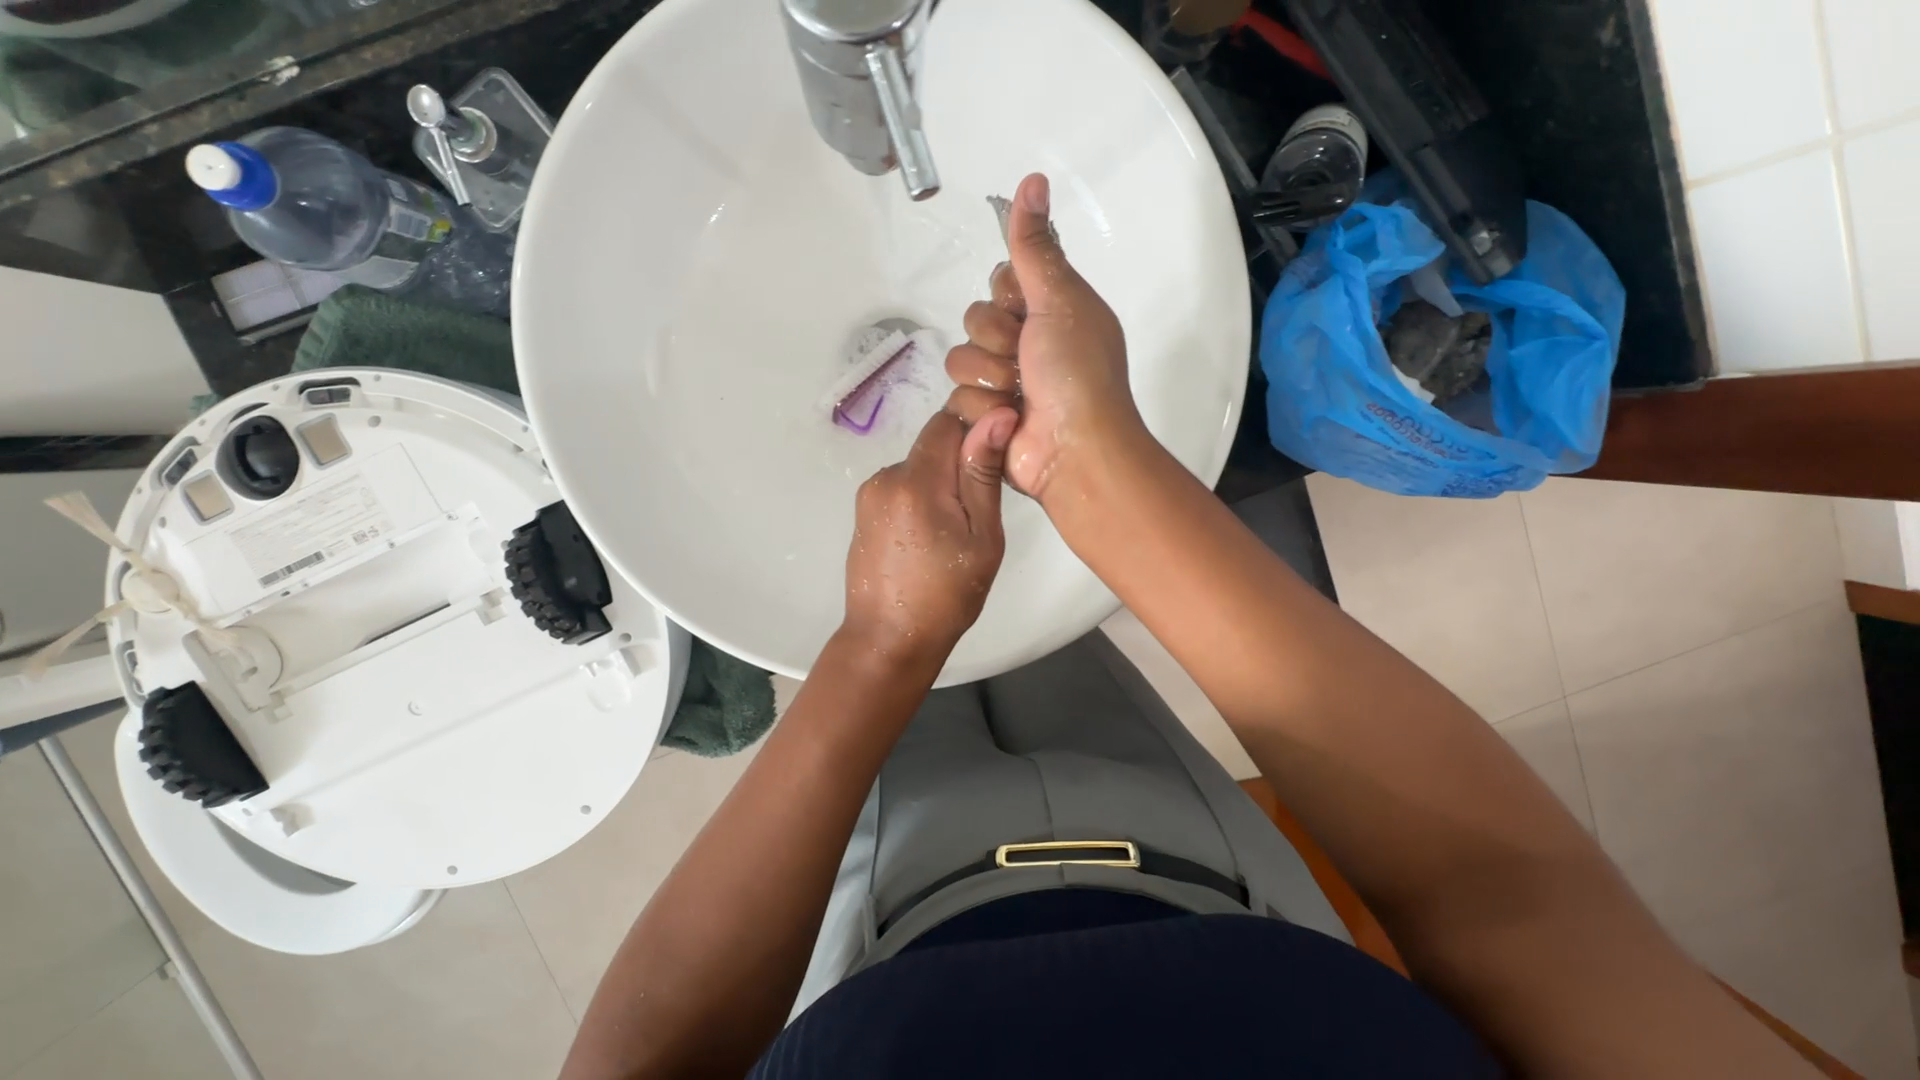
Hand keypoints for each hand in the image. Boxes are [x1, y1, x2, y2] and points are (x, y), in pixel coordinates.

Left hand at [842, 407, 1017, 666]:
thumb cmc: (946, 596)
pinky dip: (924, 499)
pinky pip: (904, 488)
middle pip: (933, 444)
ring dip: (943, 484)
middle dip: (961, 462)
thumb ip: (984, 474)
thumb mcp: (982, 538)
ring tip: (956, 531)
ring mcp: (870, 494)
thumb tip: (998, 414)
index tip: (999, 454)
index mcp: (916, 481)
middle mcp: (886, 477)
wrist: (889, 639)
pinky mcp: (864, 511)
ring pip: (920, 467)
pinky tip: (932, 537)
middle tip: (981, 509)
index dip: (977, 426)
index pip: (948, 420)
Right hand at [944, 172, 1148, 505]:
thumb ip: (1035, 245)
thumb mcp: (1058, 298)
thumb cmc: (1077, 372)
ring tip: (1021, 395)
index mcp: (1049, 310)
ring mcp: (1005, 383)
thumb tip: (1032, 179)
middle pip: (974, 319)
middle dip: (997, 340)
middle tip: (1027, 360)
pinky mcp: (986, 417)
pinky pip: (959, 399)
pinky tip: (1010, 420)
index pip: (1000, 281)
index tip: (1029, 311)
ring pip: (961, 360)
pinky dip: (985, 410)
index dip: (1008, 295)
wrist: (1075, 448)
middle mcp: (1026, 343)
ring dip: (990, 378)